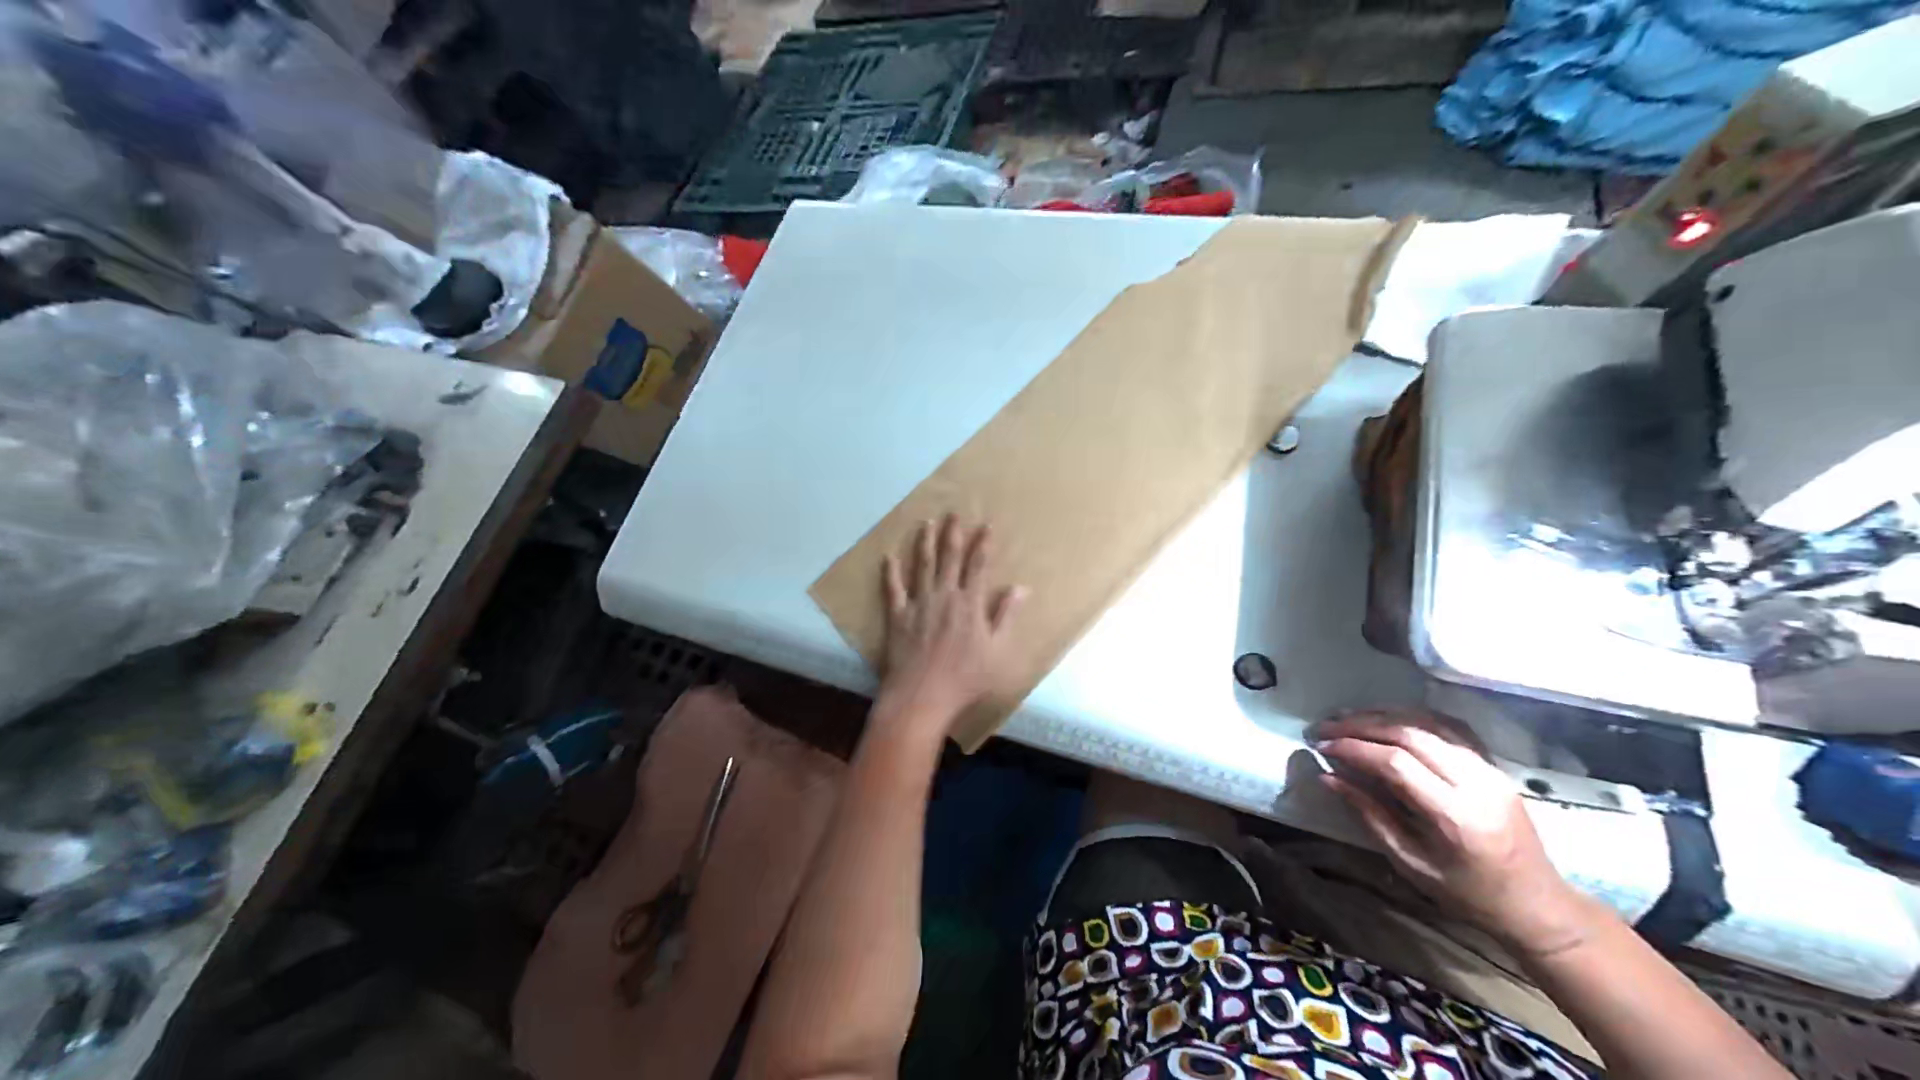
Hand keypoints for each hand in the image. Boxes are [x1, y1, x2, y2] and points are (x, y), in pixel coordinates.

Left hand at [877, 515, 1026, 727]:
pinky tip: (889, 556)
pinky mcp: (897, 616)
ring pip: (922, 566)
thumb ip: (1006, 616)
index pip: (978, 565)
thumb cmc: (965, 679)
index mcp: (970, 604)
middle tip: (953, 513)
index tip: (986, 524)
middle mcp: (944, 596)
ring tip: (926, 523)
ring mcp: (918, 604)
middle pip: (949, 558)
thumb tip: (1020, 587)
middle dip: (953, 534)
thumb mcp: (997, 651)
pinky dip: (891, 572)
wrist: (922, 696)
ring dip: (924, 543)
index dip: (982, 543)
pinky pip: (893, 589)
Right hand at [1311, 707, 1597, 958]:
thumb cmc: (1468, 894)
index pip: (1395, 762)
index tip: (1321, 747)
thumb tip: (1328, 778)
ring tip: (1349, 719)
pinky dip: (1412, 717)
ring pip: (1428, 723)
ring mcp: (1489, 770)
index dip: (1353, 748)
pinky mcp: (1493, 765)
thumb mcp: (1410, 863)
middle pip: (1410, 734)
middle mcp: (1475, 783)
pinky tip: (1388, 720)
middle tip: (1327, 728)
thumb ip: (1369, 815)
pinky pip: (1449, 728)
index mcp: (1455, 815)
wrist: (1536, 904)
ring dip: (1383, 716)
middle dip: (1361, 725)